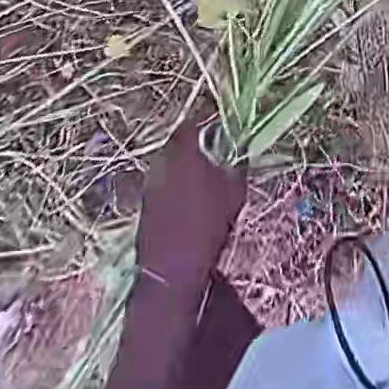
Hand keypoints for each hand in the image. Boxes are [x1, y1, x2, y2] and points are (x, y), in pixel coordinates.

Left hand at [136, 105, 247, 281]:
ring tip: (206, 174)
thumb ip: (238, 164)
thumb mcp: (234, 191)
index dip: (211, 119)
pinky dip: (177, 180)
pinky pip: (164, 178)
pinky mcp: (145, 198)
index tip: (224, 123)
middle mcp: (162, 157)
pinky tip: (191, 196)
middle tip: (218, 149)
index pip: (196, 120)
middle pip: (181, 138)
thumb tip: (243, 151)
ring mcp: (150, 178)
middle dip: (199, 140)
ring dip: (187, 161)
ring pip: (172, 159)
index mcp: (183, 148)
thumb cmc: (208, 223)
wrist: (173, 269)